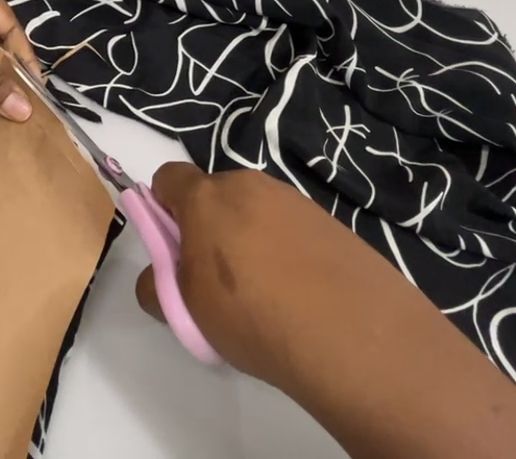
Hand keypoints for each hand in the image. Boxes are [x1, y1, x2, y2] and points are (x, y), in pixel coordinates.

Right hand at [135, 166, 515, 458]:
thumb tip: (158, 278)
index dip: (163, 206)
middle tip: (217, 277)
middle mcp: (249, 186)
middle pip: (215, 193)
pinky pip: (294, 229)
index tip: (173, 245)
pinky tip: (302, 296)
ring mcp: (296, 201)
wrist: (358, 337)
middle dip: (210, 224)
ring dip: (252, 237)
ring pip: (257, 211)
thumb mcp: (187, 312)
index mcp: (205, 197)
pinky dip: (290, 251)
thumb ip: (157, 287)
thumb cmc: (253, 316)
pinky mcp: (333, 223)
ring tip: (267, 293)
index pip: (168, 177)